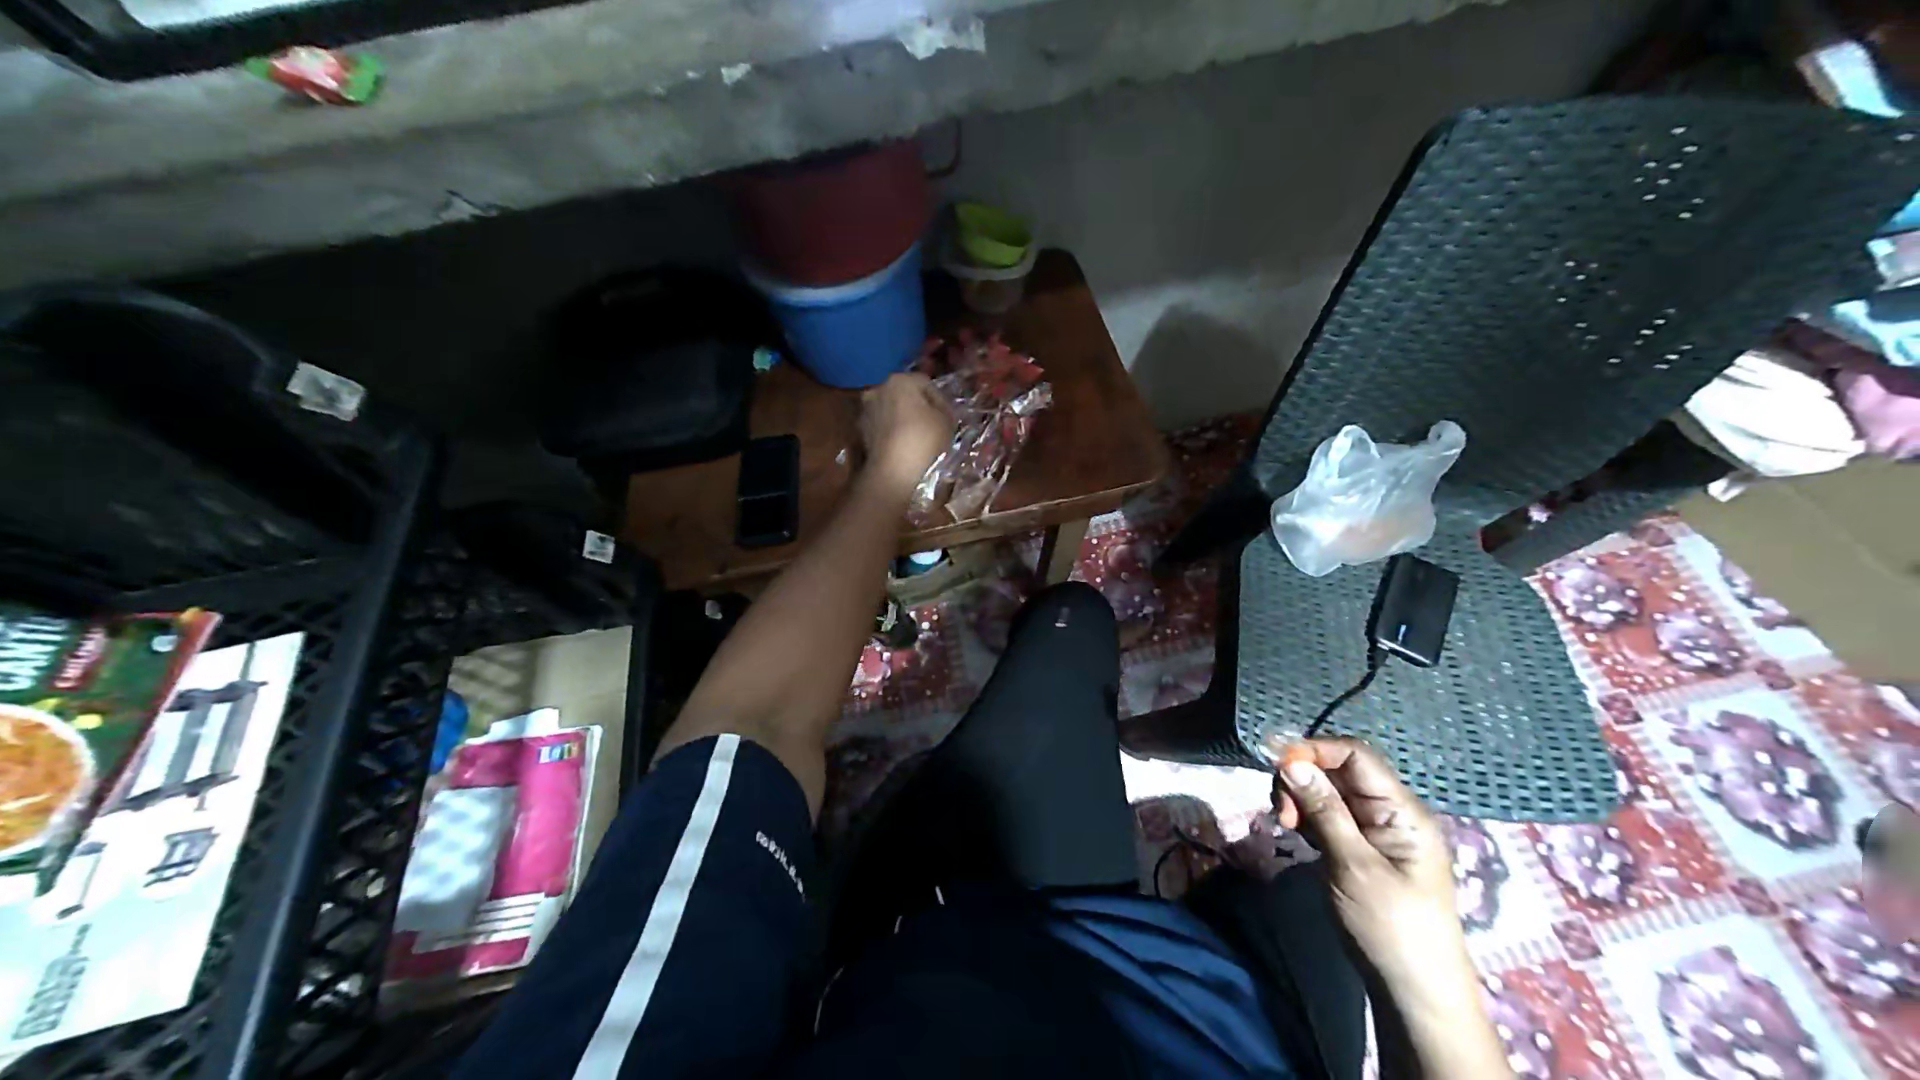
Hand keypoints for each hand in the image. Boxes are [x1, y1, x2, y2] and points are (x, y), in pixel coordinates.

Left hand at [858, 373, 953, 492]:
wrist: (893, 471)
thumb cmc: (923, 439)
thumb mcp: (947, 421)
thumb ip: (945, 410)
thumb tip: (941, 411)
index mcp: (900, 380)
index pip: (926, 383)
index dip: (940, 400)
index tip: (948, 417)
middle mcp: (878, 389)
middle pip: (905, 395)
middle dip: (918, 407)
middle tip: (933, 425)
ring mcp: (866, 409)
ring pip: (891, 410)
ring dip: (903, 419)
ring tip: (917, 437)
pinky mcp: (860, 430)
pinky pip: (882, 426)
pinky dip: (892, 432)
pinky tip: (903, 445)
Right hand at [1271, 737, 1465, 989]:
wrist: (1413, 992)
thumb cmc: (1390, 926)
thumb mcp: (1353, 865)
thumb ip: (1324, 810)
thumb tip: (1290, 761)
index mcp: (1402, 811)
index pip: (1355, 755)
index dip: (1314, 751)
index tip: (1274, 764)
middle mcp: (1390, 812)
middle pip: (1337, 770)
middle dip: (1301, 779)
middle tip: (1280, 812)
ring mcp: (1375, 831)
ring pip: (1327, 792)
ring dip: (1299, 799)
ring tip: (1286, 827)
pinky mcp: (1359, 848)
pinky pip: (1327, 815)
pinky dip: (1306, 817)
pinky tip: (1295, 835)